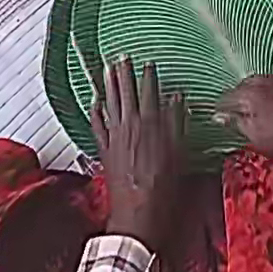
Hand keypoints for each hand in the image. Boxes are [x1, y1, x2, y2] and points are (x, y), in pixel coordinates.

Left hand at [93, 58, 185, 251]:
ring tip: (107, 70)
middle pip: (126, 92)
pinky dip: (95, 112)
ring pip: (110, 103)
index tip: (148, 63)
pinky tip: (94, 102)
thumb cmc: (163, 187)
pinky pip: (97, 125)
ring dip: (109, 85)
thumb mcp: (178, 153)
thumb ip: (177, 123)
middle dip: (124, 73)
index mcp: (150, 124)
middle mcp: (130, 126)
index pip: (149, 92)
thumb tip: (177, 98)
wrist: (138, 214)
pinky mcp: (104, 149)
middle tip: (121, 57)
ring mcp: (115, 137)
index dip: (148, 76)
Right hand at [215, 75, 272, 163]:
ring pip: (258, 84)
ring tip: (254, 109)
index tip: (219, 117)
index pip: (227, 97)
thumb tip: (218, 116)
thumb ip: (235, 122)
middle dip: (238, 98)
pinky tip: (271, 104)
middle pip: (242, 87)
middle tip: (236, 112)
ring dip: (253, 94)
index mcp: (248, 92)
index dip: (221, 108)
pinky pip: (272, 85)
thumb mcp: (255, 134)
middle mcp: (261, 80)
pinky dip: (268, 93)